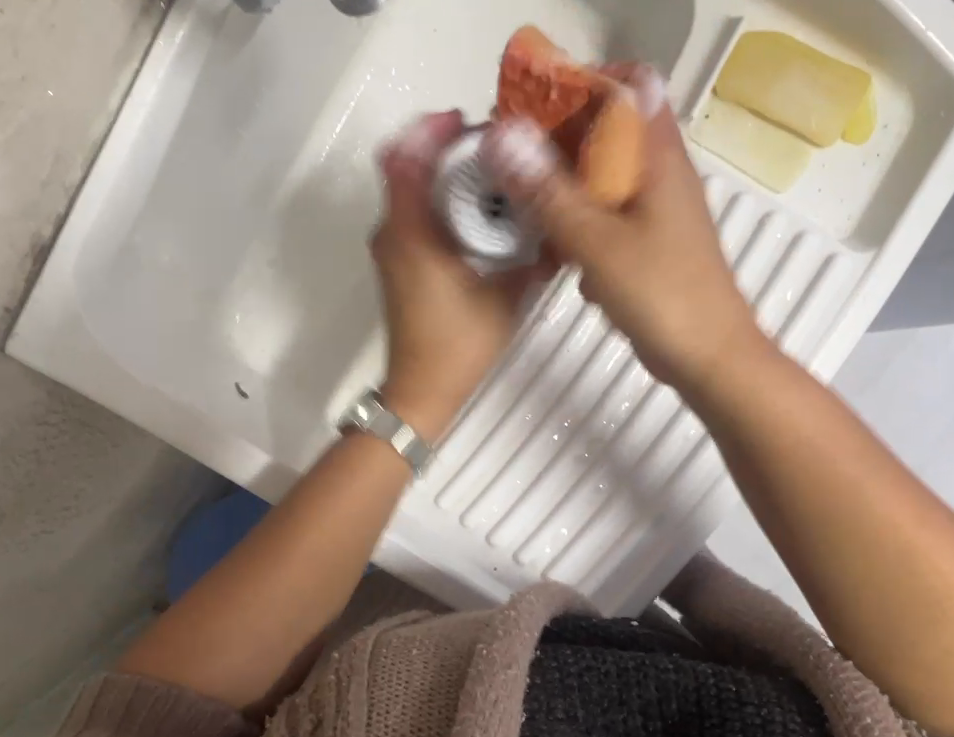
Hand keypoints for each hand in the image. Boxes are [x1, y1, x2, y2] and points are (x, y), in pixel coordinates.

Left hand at [372, 111, 542, 440]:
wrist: (421, 394)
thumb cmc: (459, 346)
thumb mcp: (503, 297)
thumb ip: (530, 258)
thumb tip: (561, 232)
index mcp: (411, 231)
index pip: (407, 154)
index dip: (435, 130)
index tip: (473, 125)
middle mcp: (392, 232)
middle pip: (408, 166)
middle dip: (448, 149)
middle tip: (495, 149)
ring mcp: (392, 250)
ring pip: (411, 191)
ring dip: (444, 176)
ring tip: (492, 177)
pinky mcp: (399, 267)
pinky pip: (414, 216)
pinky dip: (440, 203)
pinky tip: (478, 215)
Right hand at [479, 66, 766, 392]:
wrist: (709, 357)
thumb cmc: (662, 295)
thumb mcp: (597, 242)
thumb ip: (549, 192)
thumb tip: (504, 137)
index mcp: (659, 158)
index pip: (628, 88)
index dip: (582, 87)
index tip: (535, 111)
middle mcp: (662, 175)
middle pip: (608, 135)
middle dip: (560, 143)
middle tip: (514, 162)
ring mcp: (657, 213)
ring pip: (603, 182)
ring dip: (565, 189)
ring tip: (523, 202)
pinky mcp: (649, 247)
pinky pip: (606, 220)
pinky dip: (579, 226)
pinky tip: (554, 250)